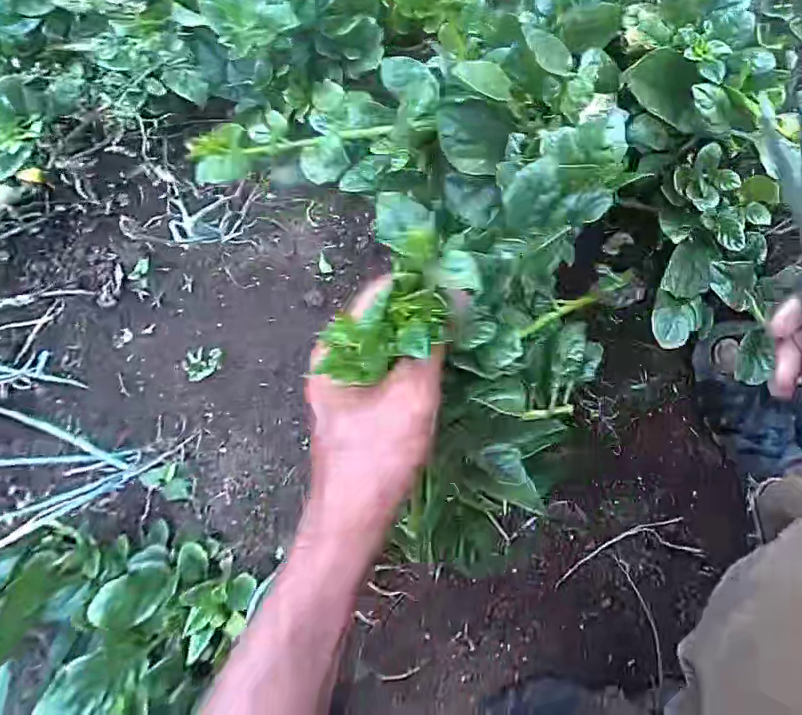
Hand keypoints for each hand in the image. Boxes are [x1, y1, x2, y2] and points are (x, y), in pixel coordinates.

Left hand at [301, 276, 443, 549]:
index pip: (379, 295)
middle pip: (385, 316)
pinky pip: (391, 362)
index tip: (456, 279)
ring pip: (391, 340)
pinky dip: (416, 355)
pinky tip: (444, 358)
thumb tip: (454, 298)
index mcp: (336, 351)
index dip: (418, 284)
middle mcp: (335, 359)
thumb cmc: (378, 457)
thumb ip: (432, 342)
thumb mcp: (413, 393)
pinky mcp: (359, 399)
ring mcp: (345, 380)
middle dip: (425, 307)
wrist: (351, 523)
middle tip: (465, 304)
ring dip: (424, 332)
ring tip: (461, 325)